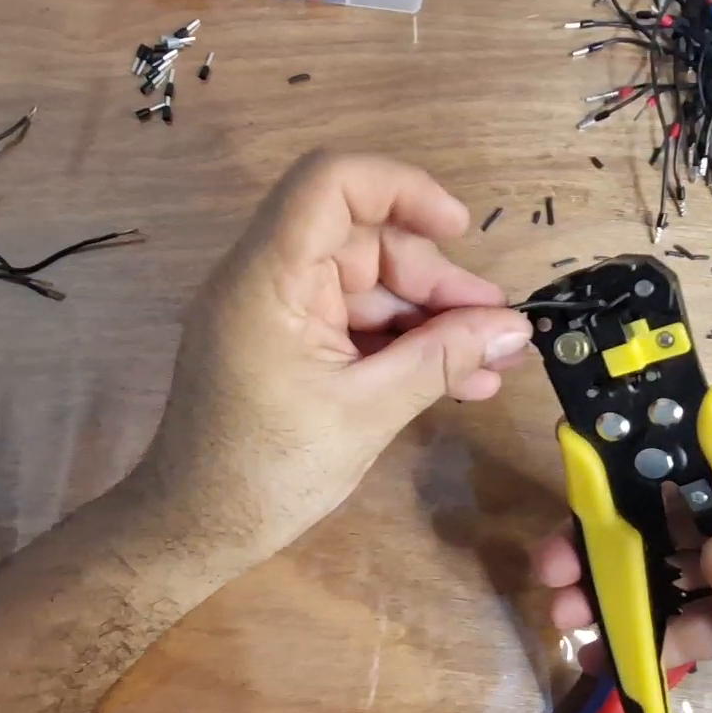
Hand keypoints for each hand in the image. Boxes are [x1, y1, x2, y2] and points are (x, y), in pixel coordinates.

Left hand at [130, 152, 532, 564]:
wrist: (197, 528)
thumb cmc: (269, 474)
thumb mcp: (367, 414)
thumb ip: (441, 361)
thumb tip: (514, 329)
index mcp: (268, 280)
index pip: (330, 184)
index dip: (401, 188)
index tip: (457, 229)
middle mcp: (267, 279)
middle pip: (363, 241)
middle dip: (435, 281)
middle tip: (496, 330)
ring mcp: (277, 312)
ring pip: (368, 288)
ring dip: (430, 321)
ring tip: (492, 362)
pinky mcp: (287, 344)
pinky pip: (353, 325)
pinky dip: (402, 346)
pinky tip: (458, 379)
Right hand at [533, 439, 711, 712]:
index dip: (663, 454)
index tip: (591, 465)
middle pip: (683, 515)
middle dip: (614, 533)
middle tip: (555, 561)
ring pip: (675, 570)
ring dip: (618, 587)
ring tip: (567, 615)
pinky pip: (694, 627)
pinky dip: (654, 640)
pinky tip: (620, 660)